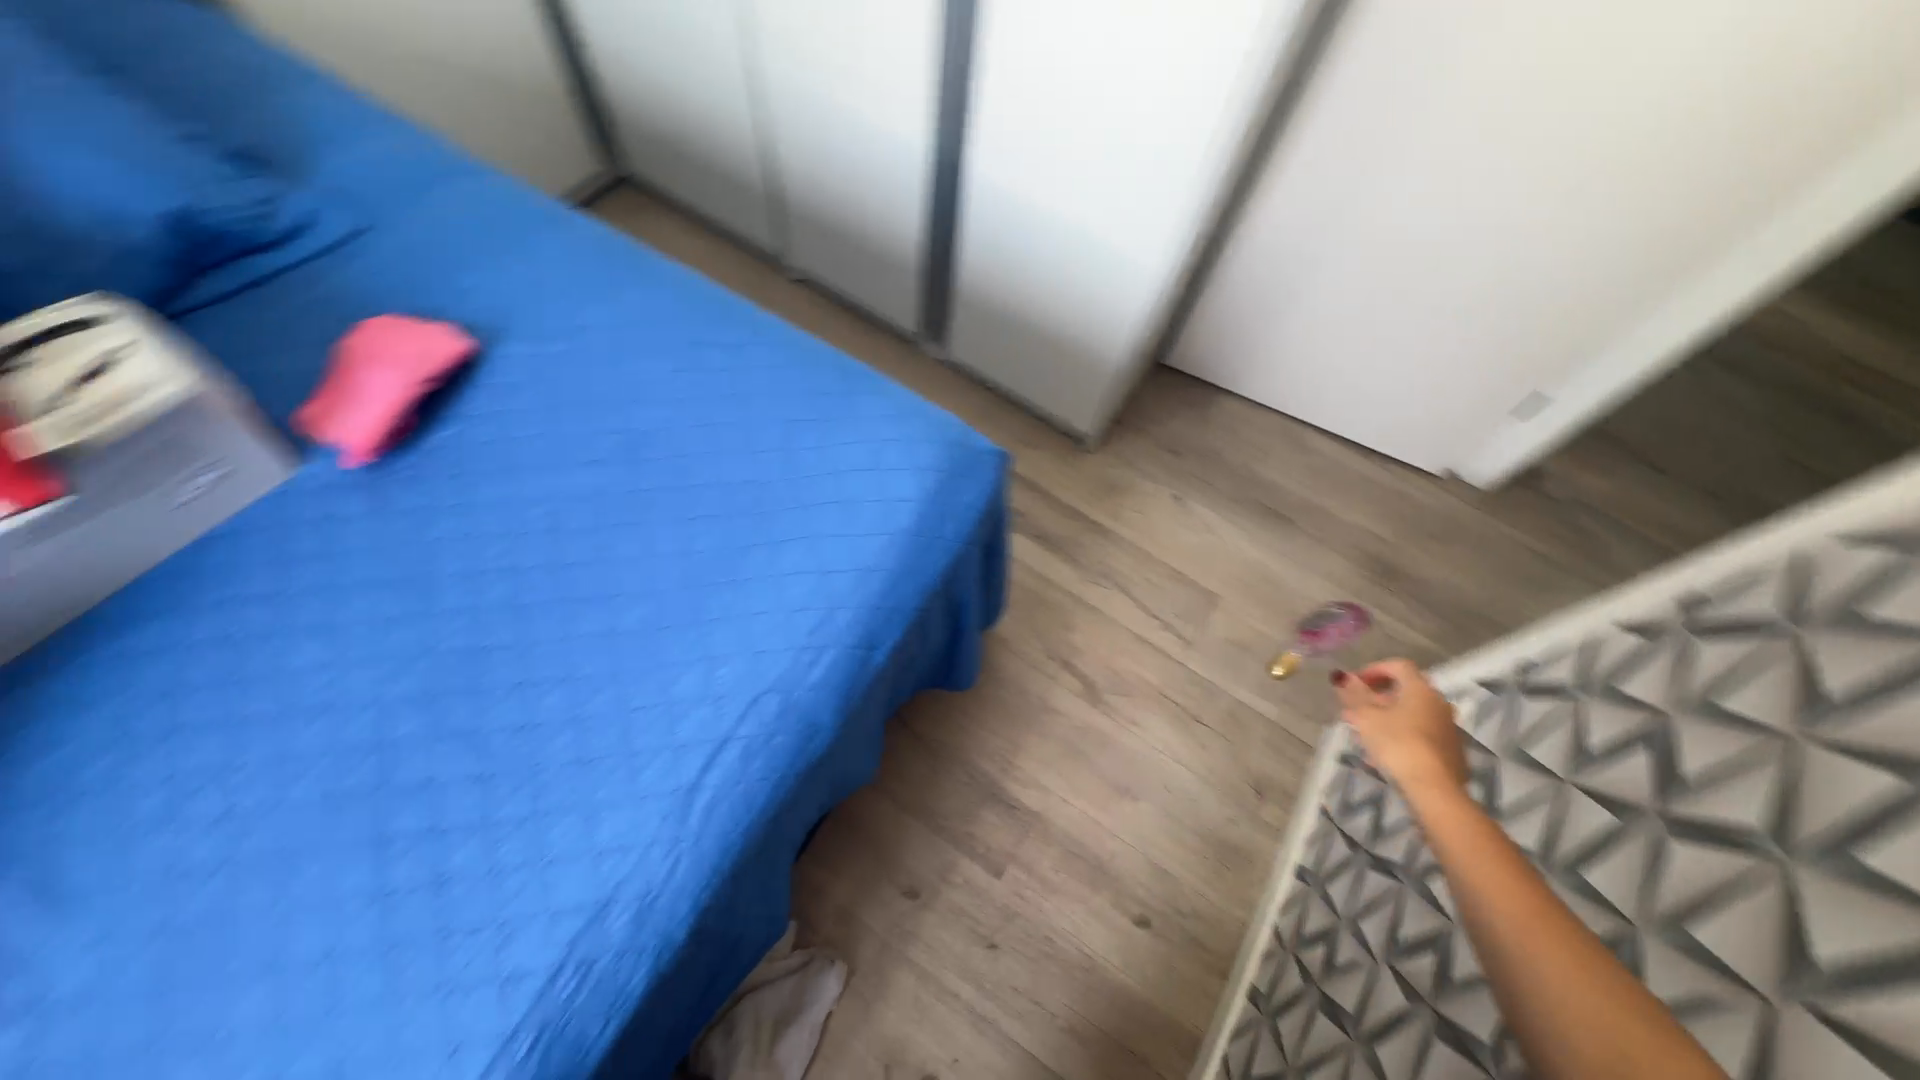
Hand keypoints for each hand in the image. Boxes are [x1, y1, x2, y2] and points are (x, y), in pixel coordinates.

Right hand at [1333, 658, 1468, 800]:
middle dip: (1378, 696)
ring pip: (1413, 713)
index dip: (1374, 669)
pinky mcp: (1451, 749)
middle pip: (1406, 690)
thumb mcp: (1366, 718)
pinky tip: (1386, 751)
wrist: (1434, 787)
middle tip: (1356, 709)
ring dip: (1389, 716)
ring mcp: (1448, 726)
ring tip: (1366, 732)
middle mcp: (1439, 702)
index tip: (1355, 683)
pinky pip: (1421, 732)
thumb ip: (1354, 695)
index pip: (1398, 666)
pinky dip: (1402, 733)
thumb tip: (1343, 676)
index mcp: (1420, 689)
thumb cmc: (1397, 743)